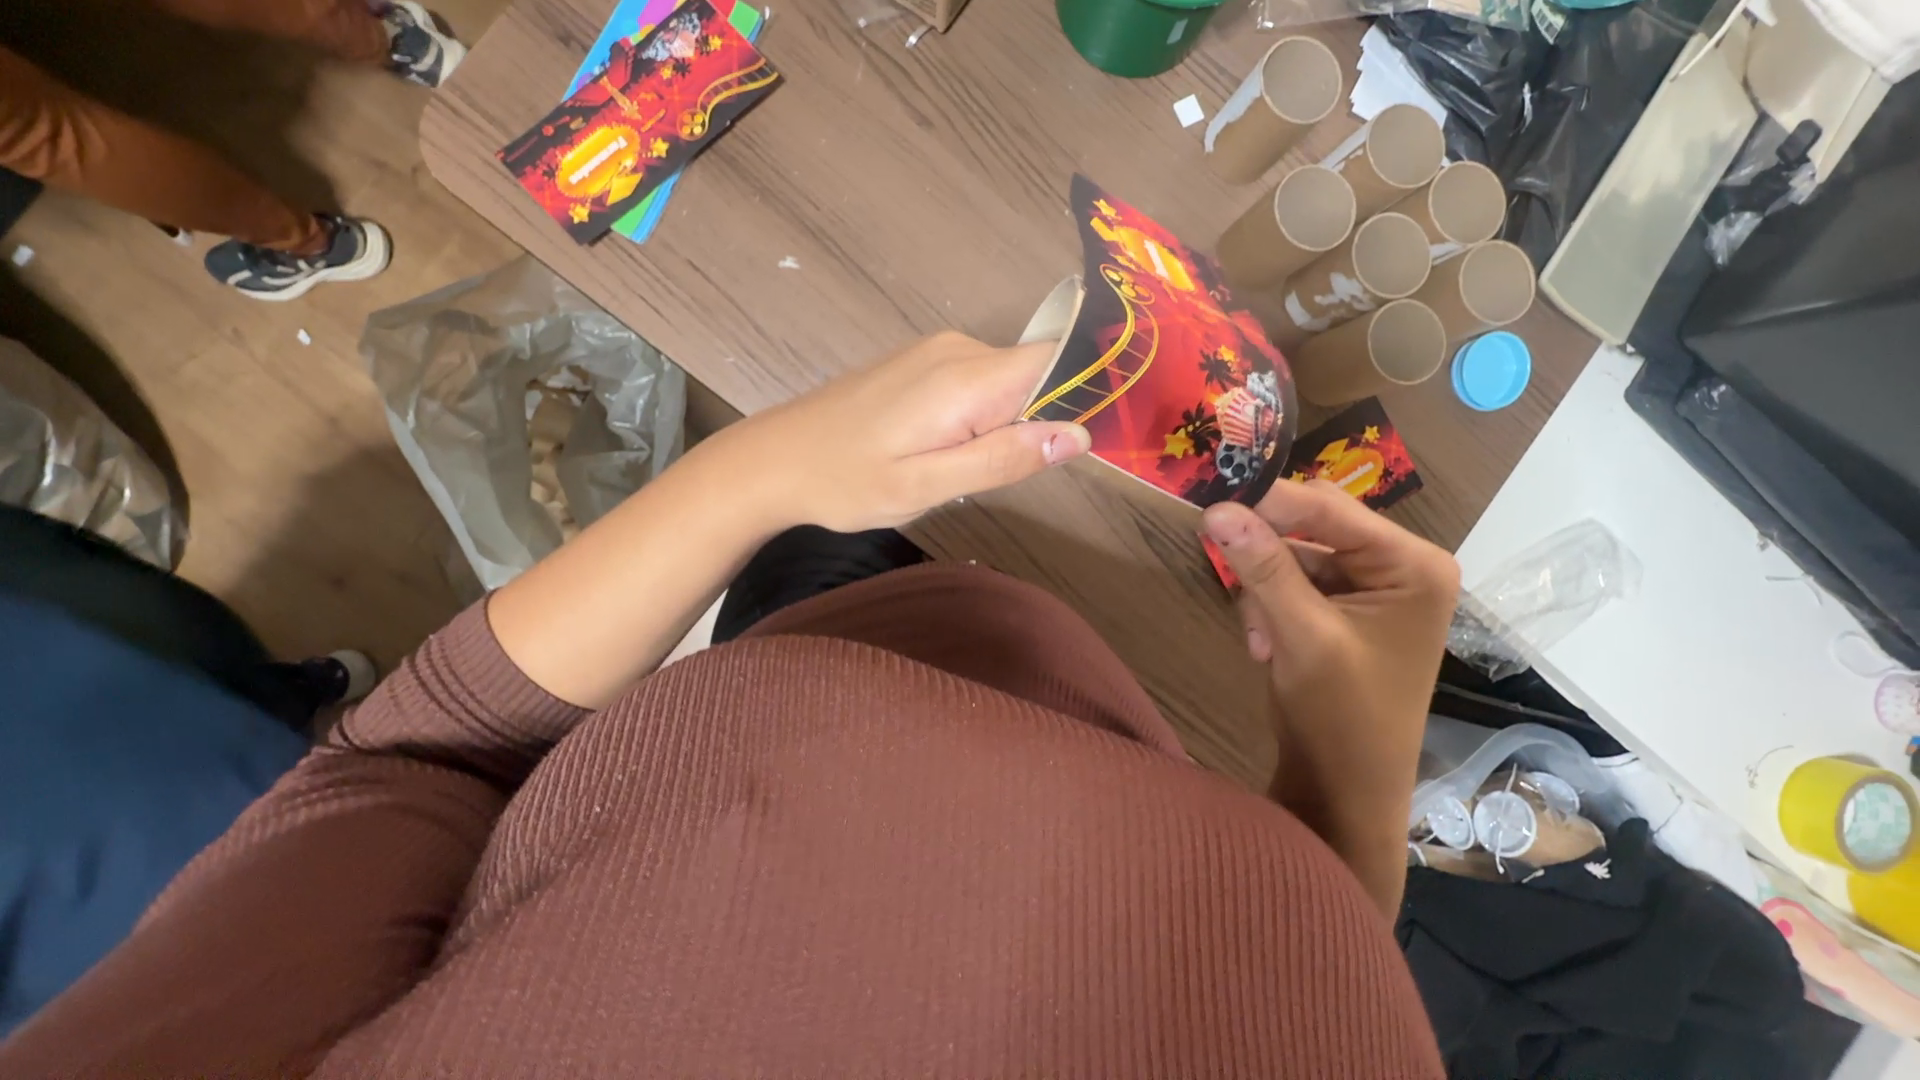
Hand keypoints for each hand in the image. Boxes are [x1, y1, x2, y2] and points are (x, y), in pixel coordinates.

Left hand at [736, 332, 1091, 531]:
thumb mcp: (928, 485)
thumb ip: (1003, 459)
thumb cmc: (847, 481)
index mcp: (967, 378)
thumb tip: (1078, 435)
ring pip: (1007, 382)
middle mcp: (959, 350)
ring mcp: (938, 352)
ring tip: (961, 466)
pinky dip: (981, 415)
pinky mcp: (922, 362)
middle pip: (1036, 375)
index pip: (1058, 364)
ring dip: (1005, 424)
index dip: (1085, 395)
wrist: (775, 459)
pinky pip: (978, 382)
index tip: (1097, 438)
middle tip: (1003, 474)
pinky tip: (945, 449)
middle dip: (1038, 422)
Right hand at [1201, 480, 1459, 915]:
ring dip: (1264, 590)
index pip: (1328, 508)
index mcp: (1412, 564)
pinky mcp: (1345, 610)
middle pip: (1312, 526)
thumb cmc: (1342, 715)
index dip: (1268, 502)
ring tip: (1261, 638)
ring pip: (1294, 554)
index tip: (1209, 503)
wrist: (1347, 790)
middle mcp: (1398, 565)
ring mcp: (1372, 588)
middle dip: (1268, 556)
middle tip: (1229, 574)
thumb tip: (1216, 509)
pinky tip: (1266, 645)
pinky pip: (1293, 582)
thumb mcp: (1302, 635)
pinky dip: (1269, 607)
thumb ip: (1263, 568)